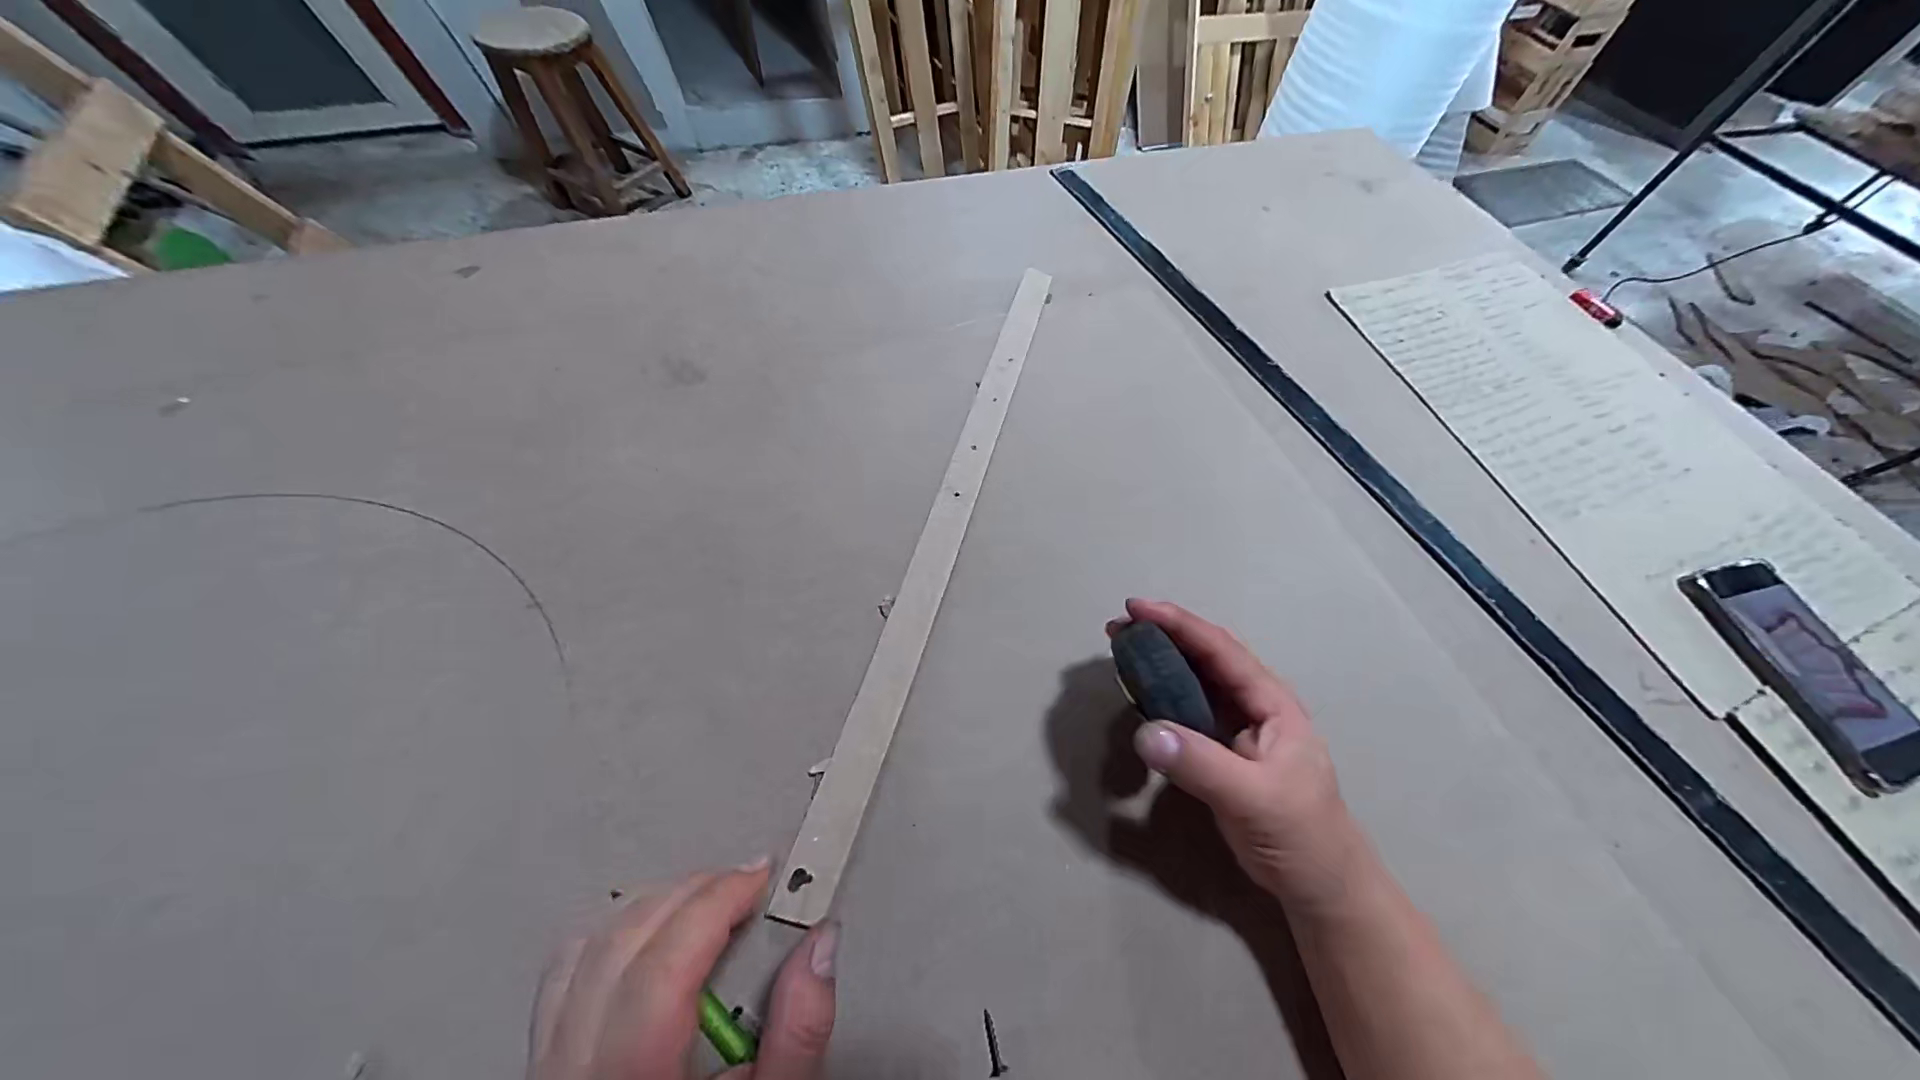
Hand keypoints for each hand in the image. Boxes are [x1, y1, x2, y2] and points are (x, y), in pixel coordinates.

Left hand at [529, 859, 837, 1079]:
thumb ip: (800, 1032)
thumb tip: (819, 947)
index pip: (663, 967)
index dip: (716, 903)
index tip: (759, 880)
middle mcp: (573, 1076)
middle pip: (623, 944)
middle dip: (693, 893)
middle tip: (745, 885)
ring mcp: (548, 1071)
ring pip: (585, 950)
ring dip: (654, 907)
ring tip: (707, 903)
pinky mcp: (544, 1066)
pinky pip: (565, 975)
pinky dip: (616, 935)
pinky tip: (655, 936)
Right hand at [1109, 599, 1360, 910]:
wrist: (1319, 885)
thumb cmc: (1300, 836)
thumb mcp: (1254, 798)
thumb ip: (1201, 764)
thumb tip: (1145, 731)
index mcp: (1272, 703)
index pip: (1221, 651)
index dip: (1179, 625)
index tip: (1137, 609)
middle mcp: (1254, 706)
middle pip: (1205, 656)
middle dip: (1164, 635)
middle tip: (1119, 625)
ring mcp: (1237, 728)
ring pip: (1194, 680)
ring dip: (1158, 662)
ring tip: (1121, 648)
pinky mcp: (1219, 750)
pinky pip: (1185, 709)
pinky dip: (1159, 694)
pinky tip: (1138, 691)